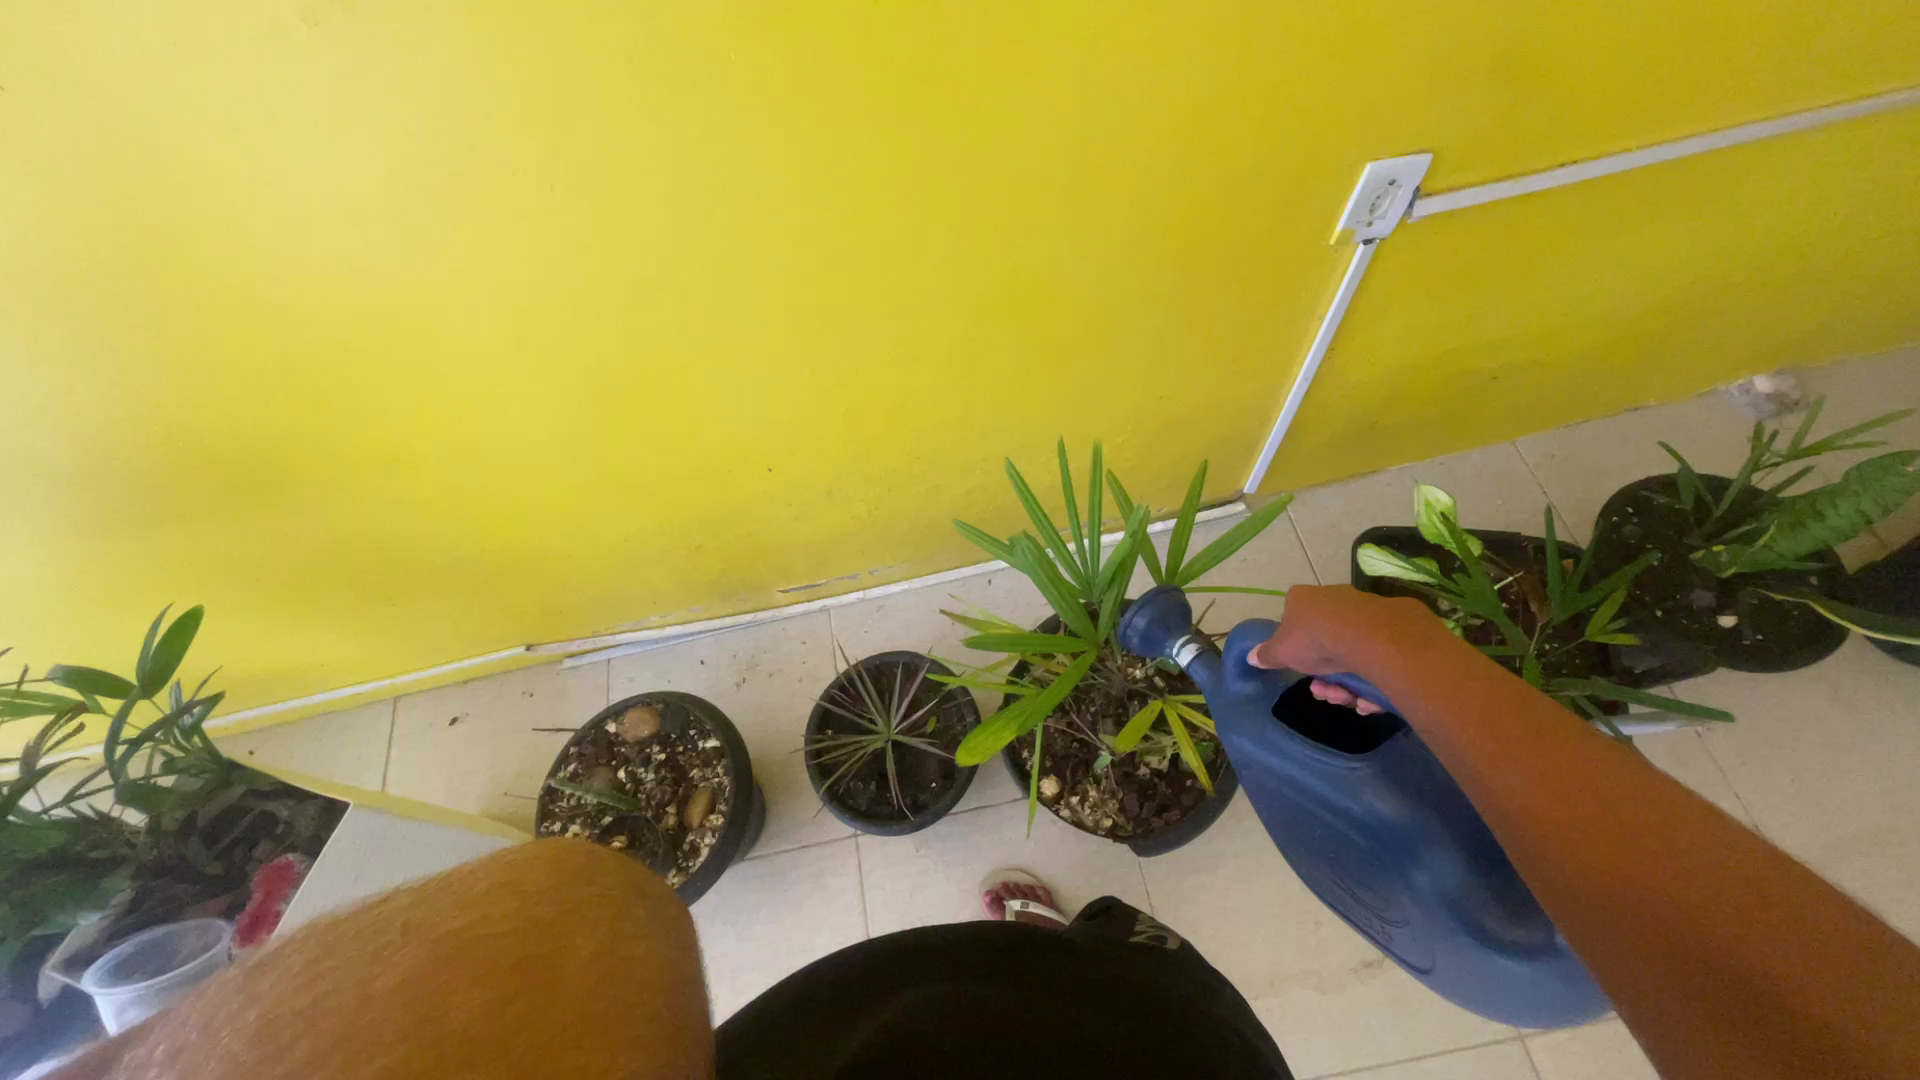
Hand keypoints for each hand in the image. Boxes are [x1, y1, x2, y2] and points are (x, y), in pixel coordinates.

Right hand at [1247, 584, 1444, 711]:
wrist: (1370, 638)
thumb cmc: (1315, 639)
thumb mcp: (1281, 651)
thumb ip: (1267, 654)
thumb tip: (1251, 656)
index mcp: (1304, 598)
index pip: (1295, 613)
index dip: (1295, 640)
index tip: (1299, 661)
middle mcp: (1335, 597)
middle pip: (1326, 638)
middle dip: (1323, 671)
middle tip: (1323, 690)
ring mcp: (1367, 610)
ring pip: (1353, 652)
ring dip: (1346, 683)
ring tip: (1346, 700)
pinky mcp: (1396, 625)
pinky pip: (1379, 657)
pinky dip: (1372, 682)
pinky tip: (1368, 701)